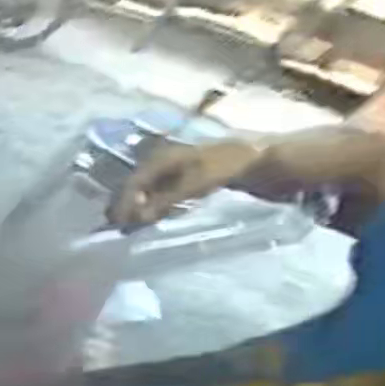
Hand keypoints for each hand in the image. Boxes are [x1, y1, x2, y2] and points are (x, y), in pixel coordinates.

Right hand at [110, 138, 262, 227]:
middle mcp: (163, 161)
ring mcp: (173, 169)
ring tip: (138, 225)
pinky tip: (155, 217)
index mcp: (162, 158)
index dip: (122, 204)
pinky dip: (151, 207)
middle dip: (127, 207)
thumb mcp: (191, 186)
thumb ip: (161, 203)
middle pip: (134, 187)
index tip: (120, 224)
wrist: (265, 158)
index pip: (131, 183)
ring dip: (139, 209)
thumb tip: (135, 219)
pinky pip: (157, 194)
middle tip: (125, 227)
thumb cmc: (227, 167)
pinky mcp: (183, 178)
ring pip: (144, 191)